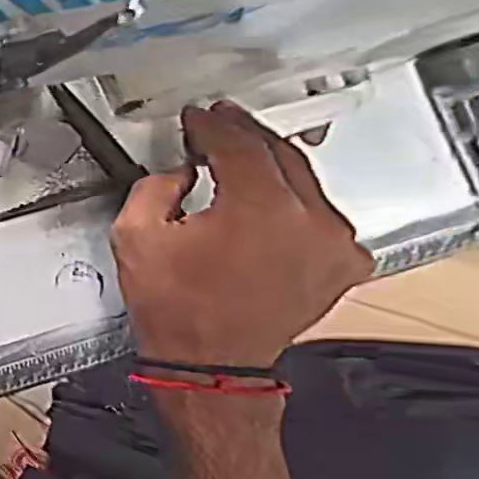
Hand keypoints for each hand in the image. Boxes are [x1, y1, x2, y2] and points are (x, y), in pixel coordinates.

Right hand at [110, 101, 372, 368]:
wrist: (209, 360)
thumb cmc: (174, 307)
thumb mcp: (134, 237)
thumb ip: (154, 189)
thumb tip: (179, 173)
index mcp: (258, 209)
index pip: (240, 146)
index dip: (213, 127)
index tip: (199, 118)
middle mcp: (310, 220)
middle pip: (281, 155)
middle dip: (246, 136)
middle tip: (220, 125)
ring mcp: (334, 243)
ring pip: (306, 182)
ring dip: (271, 166)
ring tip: (241, 158)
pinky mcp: (343, 262)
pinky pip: (320, 215)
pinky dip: (292, 201)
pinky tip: (267, 202)